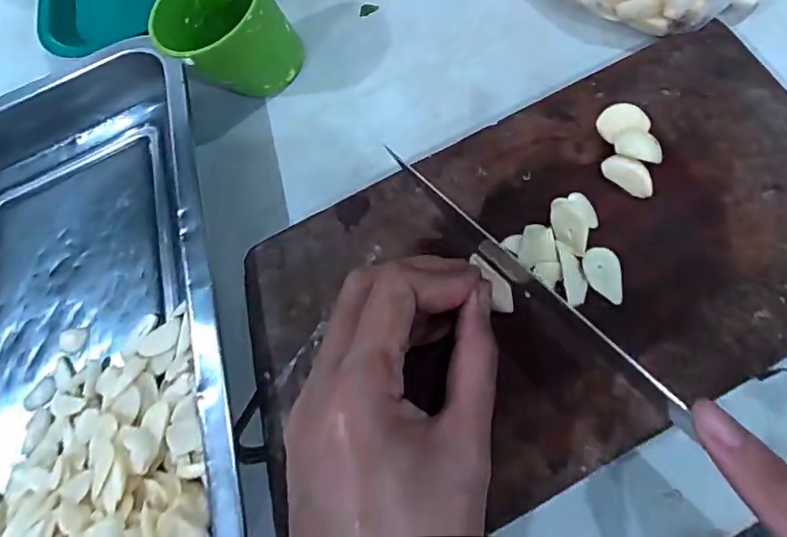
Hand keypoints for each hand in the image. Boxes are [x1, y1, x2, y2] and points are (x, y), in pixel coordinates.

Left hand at [286, 257, 497, 536]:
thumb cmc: (428, 536)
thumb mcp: (465, 449)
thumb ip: (475, 363)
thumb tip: (480, 302)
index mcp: (352, 390)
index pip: (391, 291)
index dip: (440, 277)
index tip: (482, 286)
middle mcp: (315, 386)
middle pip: (360, 290)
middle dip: (417, 276)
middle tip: (467, 287)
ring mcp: (303, 405)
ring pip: (346, 316)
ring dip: (398, 300)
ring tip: (451, 309)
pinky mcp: (307, 423)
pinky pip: (341, 352)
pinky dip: (381, 331)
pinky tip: (419, 342)